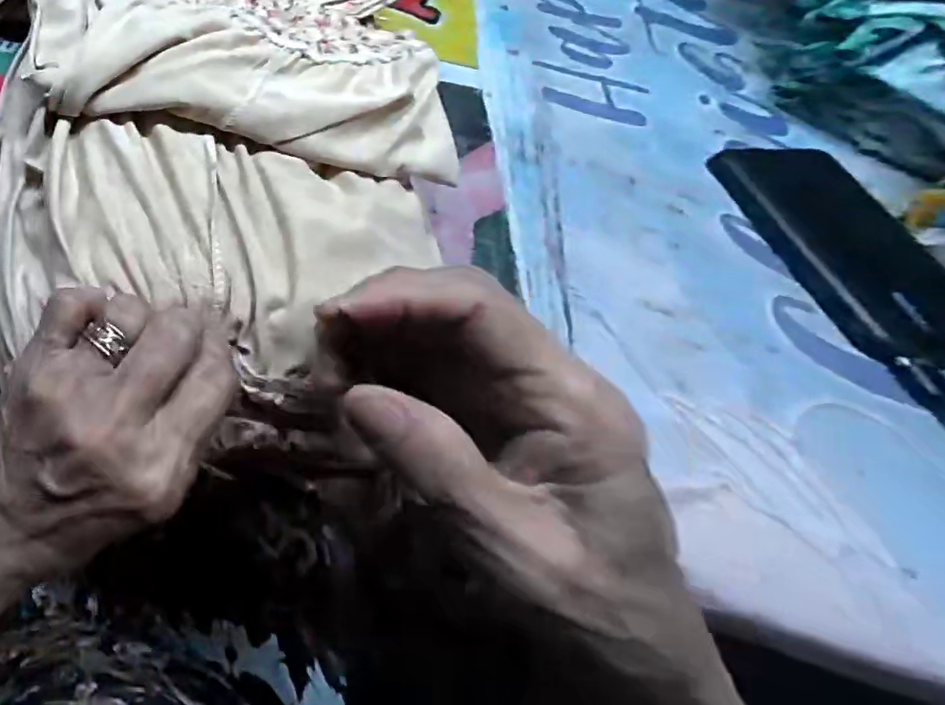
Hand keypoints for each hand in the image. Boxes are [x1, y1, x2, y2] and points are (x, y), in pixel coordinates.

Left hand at [0, 288, 237, 634]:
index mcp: (160, 466)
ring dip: (134, 315)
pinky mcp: (34, 365)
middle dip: (183, 323)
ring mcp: (70, 389)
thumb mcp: (160, 495)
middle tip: (173, 329)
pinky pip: (70, 302)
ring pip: (125, 312)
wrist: (8, 516)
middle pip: (174, 335)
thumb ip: (190, 432)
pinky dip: (87, 301)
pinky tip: (90, 320)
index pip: (215, 380)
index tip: (208, 345)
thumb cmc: (90, 509)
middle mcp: (116, 424)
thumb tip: (211, 355)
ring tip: (126, 333)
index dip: (218, 352)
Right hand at [315, 267, 740, 704]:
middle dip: (373, 309)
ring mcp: (499, 384)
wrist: (620, 649)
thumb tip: (356, 395)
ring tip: (329, 383)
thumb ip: (439, 468)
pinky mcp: (469, 400)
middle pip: (444, 299)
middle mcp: (533, 373)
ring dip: (363, 336)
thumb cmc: (584, 602)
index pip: (479, 305)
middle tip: (323, 350)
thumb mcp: (512, 549)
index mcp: (566, 396)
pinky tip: (345, 393)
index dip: (402, 295)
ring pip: (419, 321)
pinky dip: (366, 361)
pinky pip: (409, 356)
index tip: (336, 317)